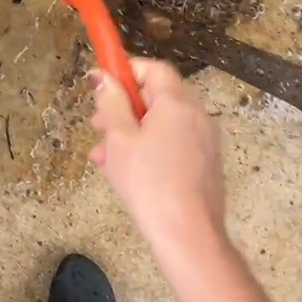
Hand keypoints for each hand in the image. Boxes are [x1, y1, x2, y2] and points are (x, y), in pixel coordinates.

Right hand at [88, 58, 225, 251]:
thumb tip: (103, 76)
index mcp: (177, 103)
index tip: (100, 86)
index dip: (125, 71)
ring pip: (160, 121)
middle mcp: (197, 116)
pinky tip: (124, 169)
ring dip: (129, 129)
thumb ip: (111, 101)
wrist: (187, 233)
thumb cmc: (148, 180)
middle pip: (156, 95)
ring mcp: (204, 141)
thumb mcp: (118, 137)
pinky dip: (147, 146)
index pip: (154, 68)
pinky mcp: (204, 163)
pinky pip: (170, 142)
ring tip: (104, 154)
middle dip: (123, 105)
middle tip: (97, 125)